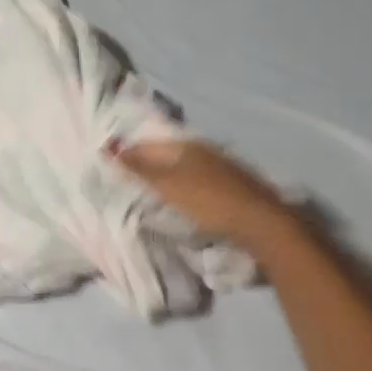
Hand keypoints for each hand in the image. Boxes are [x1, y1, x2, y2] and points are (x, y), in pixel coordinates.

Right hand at [111, 139, 302, 253]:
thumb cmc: (208, 201)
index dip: (128, 155)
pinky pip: (202, 180)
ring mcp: (224, 167)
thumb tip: (105, 147)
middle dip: (149, 165)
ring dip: (170, 177)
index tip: (115, 171)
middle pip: (166, 154)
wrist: (265, 226)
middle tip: (134, 183)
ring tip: (158, 194)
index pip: (145, 144)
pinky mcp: (238, 186)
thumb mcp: (165, 185)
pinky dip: (190, 187)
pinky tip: (188, 200)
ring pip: (186, 167)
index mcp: (184, 144)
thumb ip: (135, 167)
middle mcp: (204, 149)